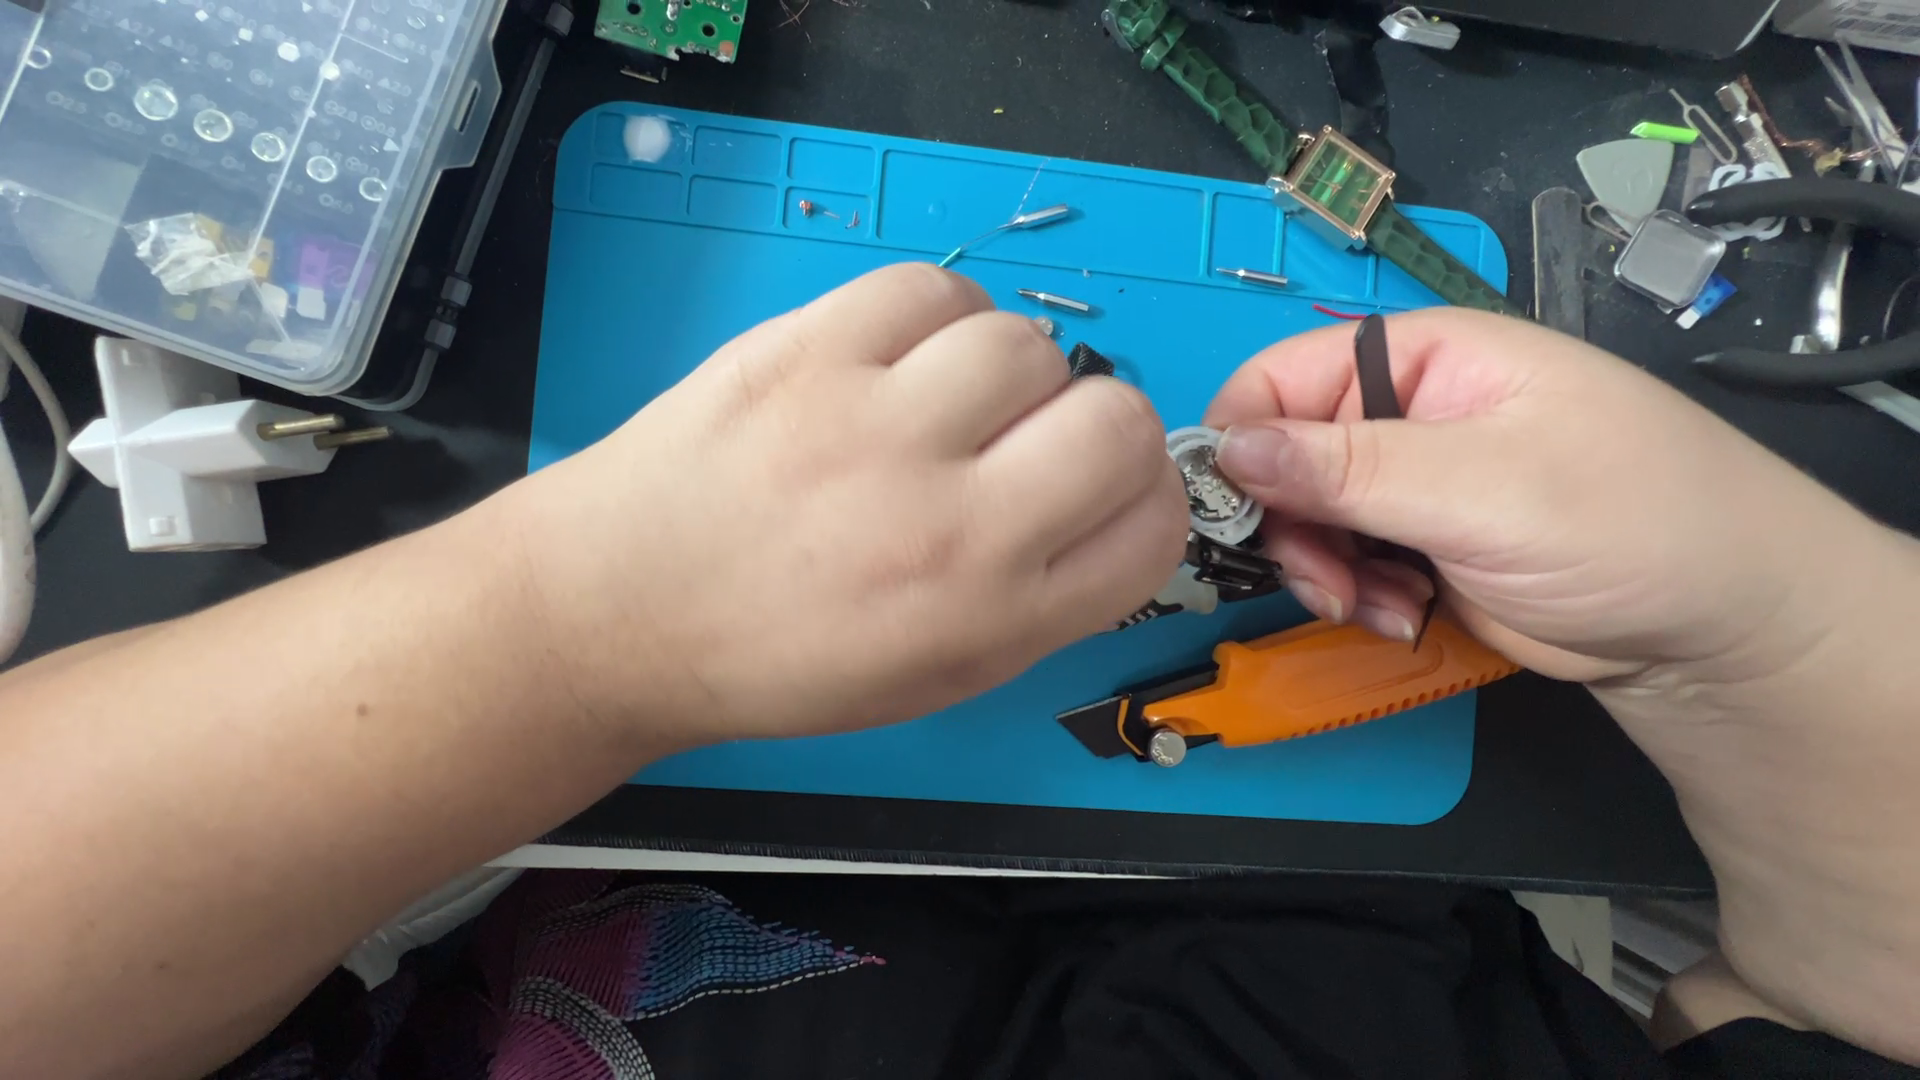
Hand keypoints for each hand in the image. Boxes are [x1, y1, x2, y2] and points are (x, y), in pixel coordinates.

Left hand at [500, 263, 1188, 739]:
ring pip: (1026, 344)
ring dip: (1008, 373)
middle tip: (1030, 444)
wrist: (619, 614)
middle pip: (1118, 421)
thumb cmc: (783, 662)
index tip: (1102, 495)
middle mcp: (952, 525)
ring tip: (945, 403)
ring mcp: (876, 426)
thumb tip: (1108, 503)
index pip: (1153, 528)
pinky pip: (933, 290)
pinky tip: (896, 360)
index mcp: (992, 621)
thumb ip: (1044, 596)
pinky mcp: (807, 349)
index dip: (1142, 501)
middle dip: (1098, 430)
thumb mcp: (939, 673)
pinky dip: (937, 319)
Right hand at [1204, 308, 1879, 684]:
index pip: (1280, 379)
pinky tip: (1400, 613)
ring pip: (1298, 518)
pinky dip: (1350, 593)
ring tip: (1376, 605)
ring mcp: (1398, 482)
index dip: (1241, 439)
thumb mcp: (1482, 488)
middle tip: (1328, 580)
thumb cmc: (1627, 525)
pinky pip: (1332, 559)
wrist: (1721, 636)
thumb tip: (1225, 449)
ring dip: (1322, 570)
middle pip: (1279, 459)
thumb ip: (1346, 468)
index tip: (1235, 510)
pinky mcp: (1402, 540)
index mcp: (1419, 359)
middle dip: (1292, 527)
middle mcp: (1396, 413)